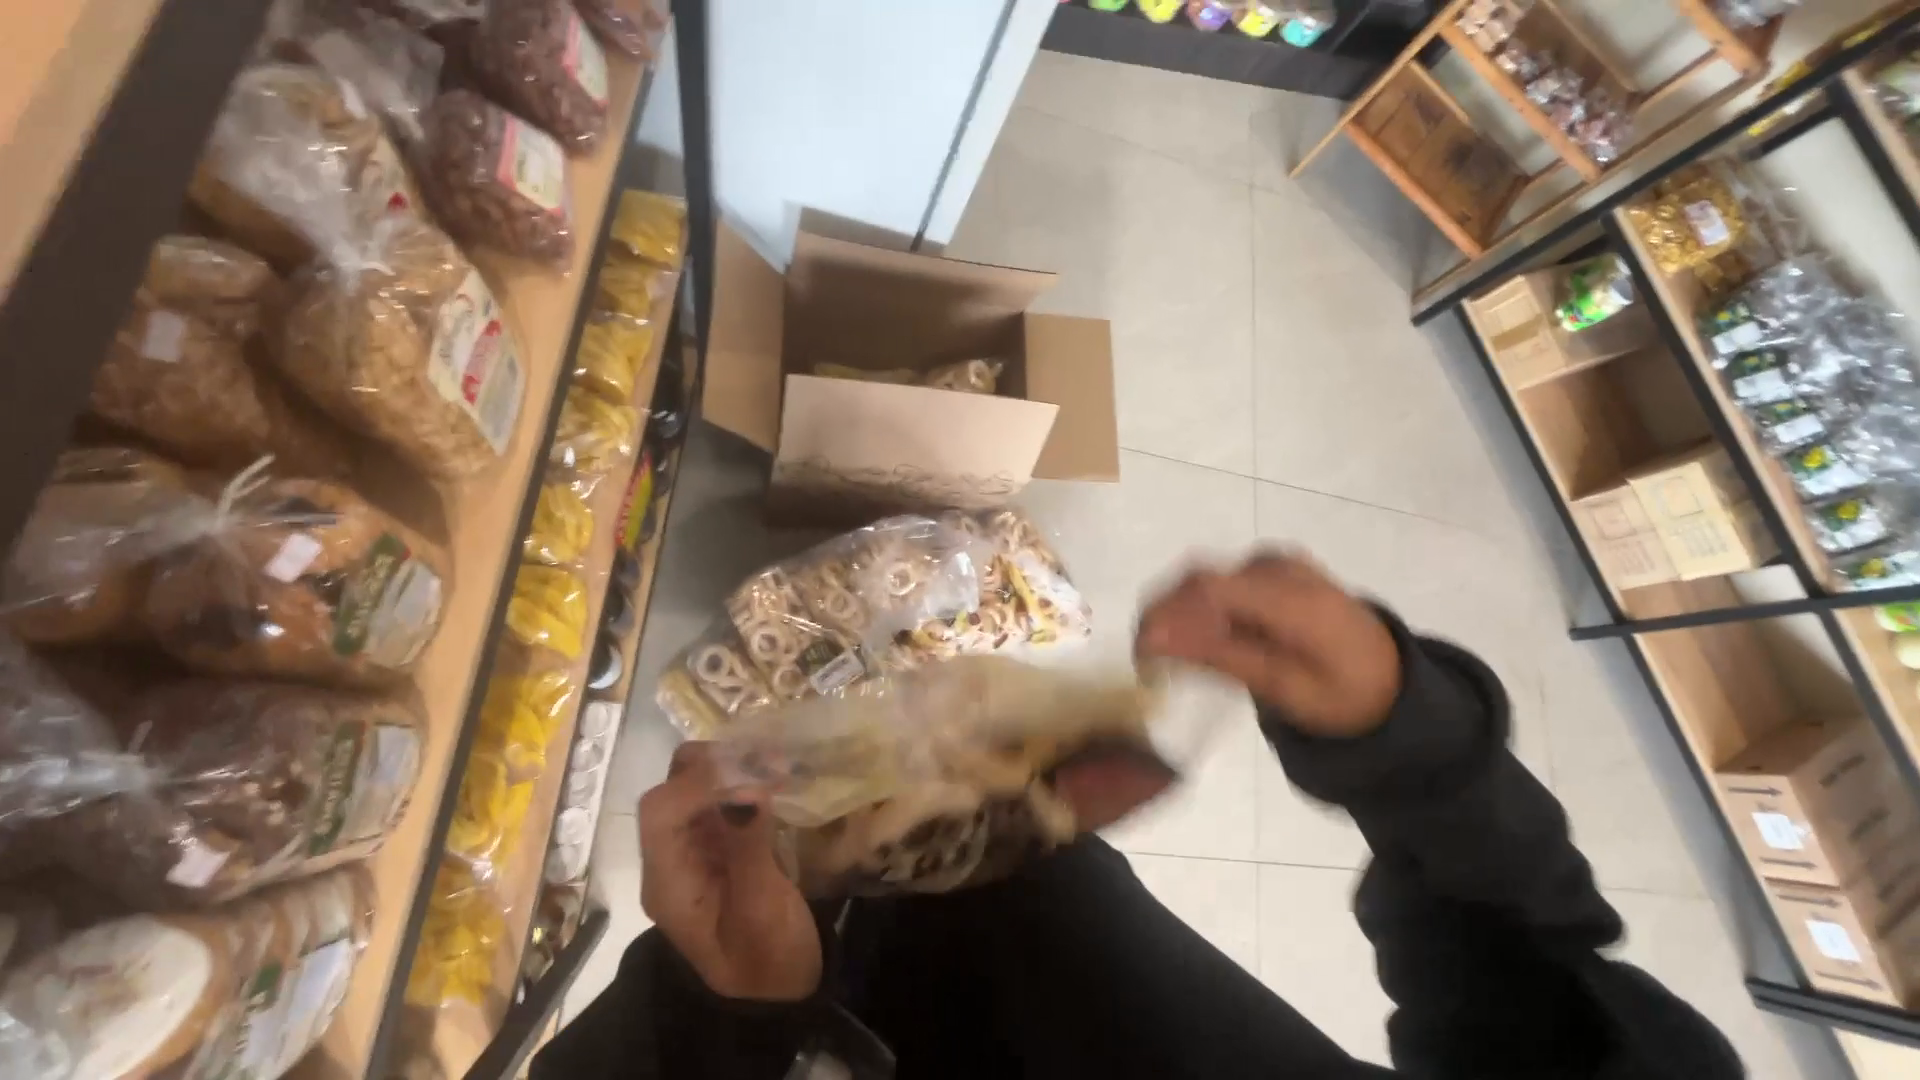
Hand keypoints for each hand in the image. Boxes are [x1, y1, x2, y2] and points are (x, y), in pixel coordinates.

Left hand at [638, 742, 821, 1001]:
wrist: (781, 992)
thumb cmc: (768, 960)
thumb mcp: (762, 910)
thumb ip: (750, 848)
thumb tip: (751, 788)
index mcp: (669, 881)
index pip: (661, 811)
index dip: (700, 782)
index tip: (753, 775)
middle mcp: (674, 857)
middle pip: (672, 789)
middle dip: (715, 765)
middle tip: (768, 760)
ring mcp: (698, 848)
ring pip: (697, 785)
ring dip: (734, 766)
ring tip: (779, 764)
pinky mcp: (724, 844)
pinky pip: (725, 797)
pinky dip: (748, 779)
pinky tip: (780, 777)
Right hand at [1135, 551, 1400, 738]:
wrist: (1391, 679)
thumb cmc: (1342, 694)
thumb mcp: (1282, 686)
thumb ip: (1218, 656)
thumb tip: (1152, 637)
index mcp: (1291, 596)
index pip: (1206, 588)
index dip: (1163, 615)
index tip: (1140, 656)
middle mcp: (1279, 566)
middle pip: (1199, 580)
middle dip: (1165, 618)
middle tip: (1149, 663)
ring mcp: (1276, 562)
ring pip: (1204, 580)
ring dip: (1181, 616)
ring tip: (1173, 658)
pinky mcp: (1271, 567)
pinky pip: (1221, 582)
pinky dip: (1203, 610)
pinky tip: (1204, 641)